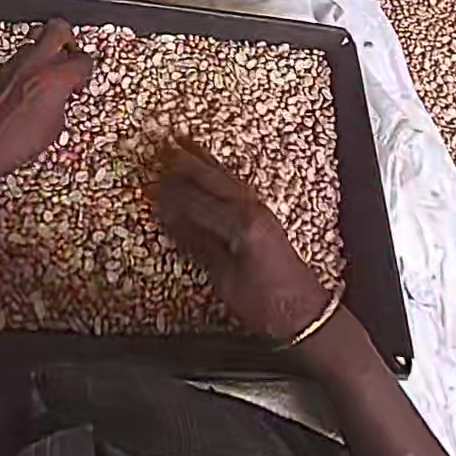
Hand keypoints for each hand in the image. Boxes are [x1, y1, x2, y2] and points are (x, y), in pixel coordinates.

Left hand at [0, 19, 93, 181]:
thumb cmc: (14, 141)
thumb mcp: (55, 125)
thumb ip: (63, 100)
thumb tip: (62, 95)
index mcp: (56, 76)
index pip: (83, 59)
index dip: (86, 70)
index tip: (83, 78)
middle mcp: (34, 63)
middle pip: (59, 29)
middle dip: (69, 40)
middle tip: (70, 56)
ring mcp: (14, 65)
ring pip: (35, 41)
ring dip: (46, 53)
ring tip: (49, 73)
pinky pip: (19, 59)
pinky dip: (28, 67)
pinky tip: (31, 87)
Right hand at [152, 140, 332, 342]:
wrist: (304, 312)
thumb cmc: (264, 303)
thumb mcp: (225, 279)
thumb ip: (199, 245)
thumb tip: (172, 220)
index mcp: (240, 225)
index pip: (196, 202)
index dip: (171, 196)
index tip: (150, 187)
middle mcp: (251, 209)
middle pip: (211, 179)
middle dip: (185, 164)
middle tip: (162, 148)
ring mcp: (259, 208)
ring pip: (224, 176)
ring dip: (202, 160)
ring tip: (182, 143)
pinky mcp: (263, 213)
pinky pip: (235, 184)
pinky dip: (218, 172)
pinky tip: (210, 167)